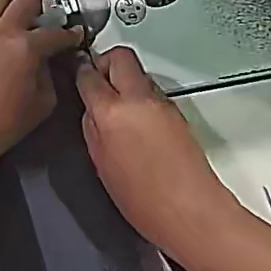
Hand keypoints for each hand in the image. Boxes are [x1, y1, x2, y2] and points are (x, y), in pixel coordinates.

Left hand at [0, 0, 82, 177]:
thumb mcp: (44, 101)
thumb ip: (51, 72)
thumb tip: (51, 61)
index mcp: (25, 46)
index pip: (57, 31)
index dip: (71, 34)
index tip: (74, 36)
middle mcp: (3, 33)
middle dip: (44, 7)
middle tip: (51, 21)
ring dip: (17, 3)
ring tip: (28, 18)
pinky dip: (1, 17)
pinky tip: (10, 34)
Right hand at [75, 47, 241, 256]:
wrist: (193, 214)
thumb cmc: (148, 202)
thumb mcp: (101, 165)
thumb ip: (92, 130)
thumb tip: (91, 112)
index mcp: (112, 113)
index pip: (89, 74)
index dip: (80, 72)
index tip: (78, 75)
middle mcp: (139, 100)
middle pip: (120, 56)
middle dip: (105, 62)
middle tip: (97, 78)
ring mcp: (163, 105)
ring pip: (139, 73)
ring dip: (125, 82)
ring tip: (118, 108)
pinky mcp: (179, 114)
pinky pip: (153, 93)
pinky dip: (141, 100)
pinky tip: (138, 125)